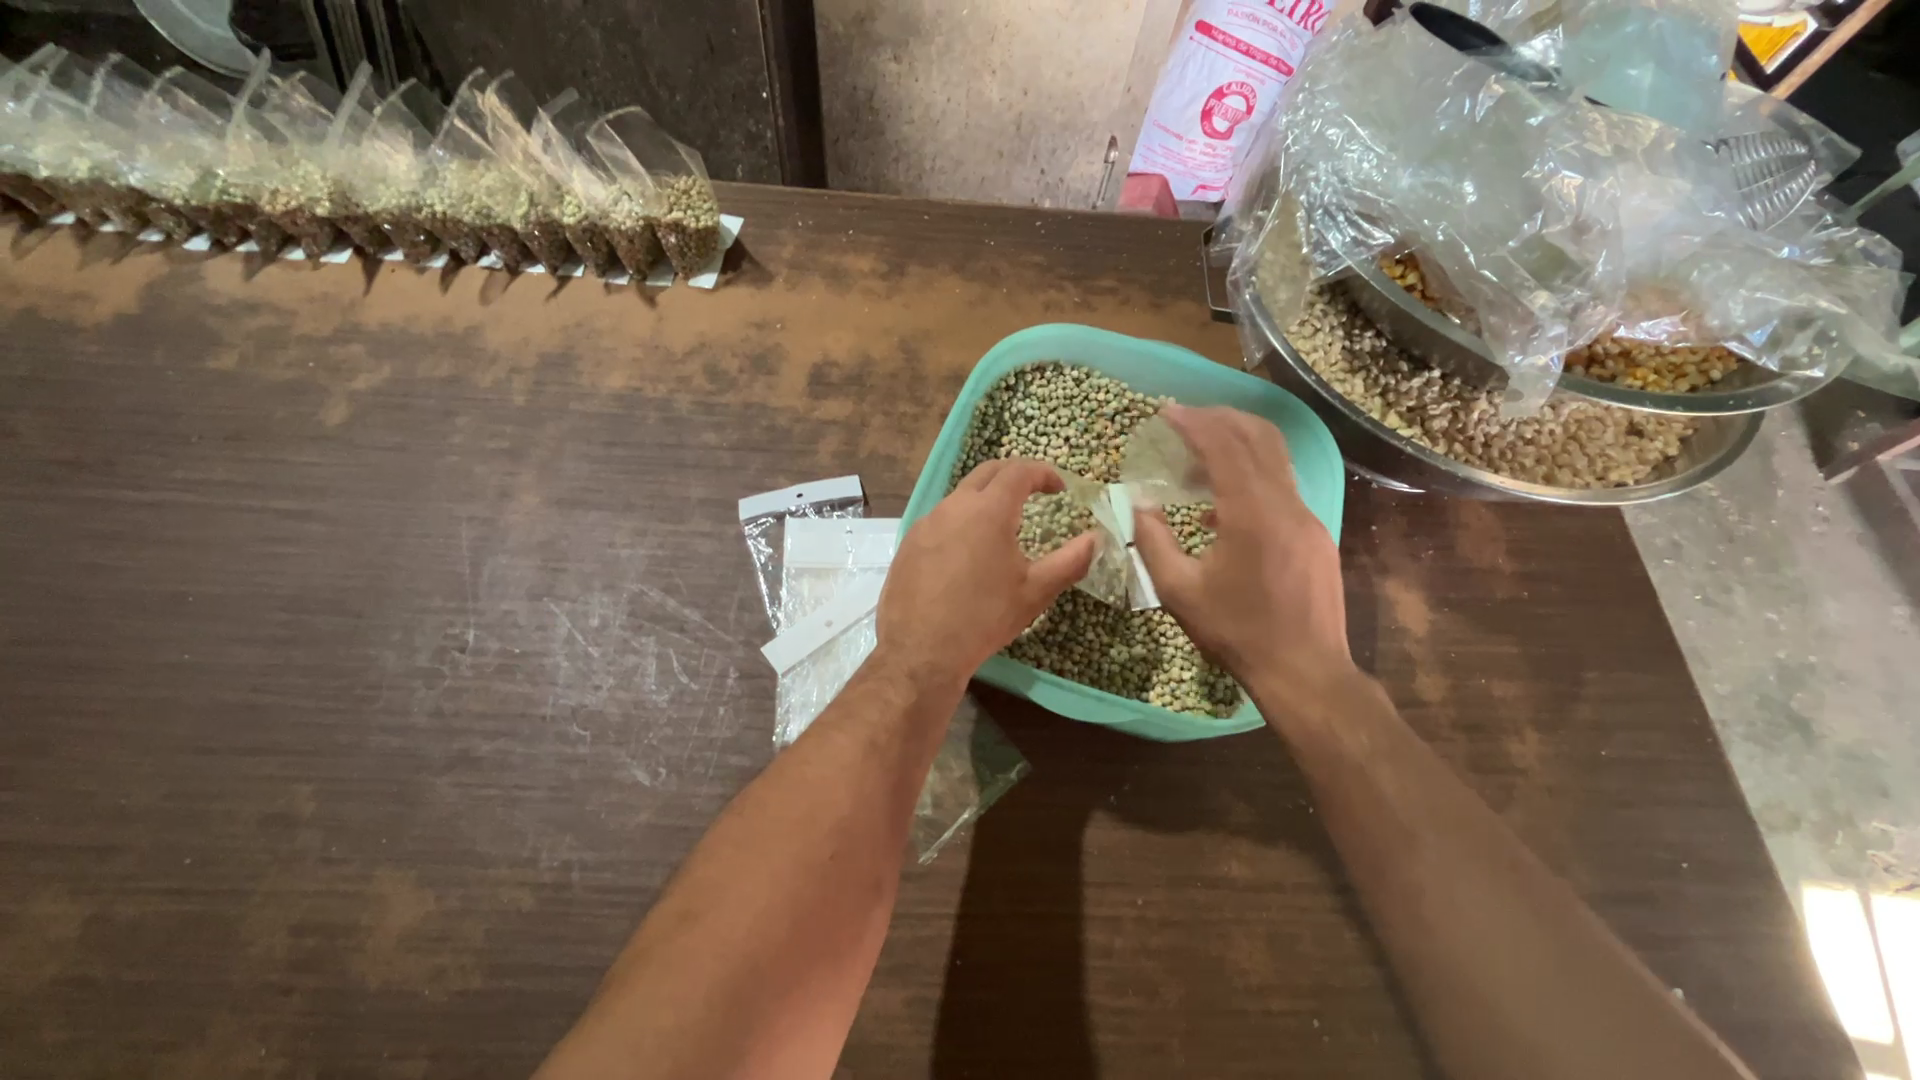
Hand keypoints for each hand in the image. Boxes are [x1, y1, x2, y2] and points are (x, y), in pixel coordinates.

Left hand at [877, 460, 1098, 688]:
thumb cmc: (984, 618)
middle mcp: (953, 506)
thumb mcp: (1035, 592)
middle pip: (986, 472)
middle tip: (1034, 493)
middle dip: (1014, 475)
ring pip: (960, 496)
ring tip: (1002, 527)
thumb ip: (1070, 561)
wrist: (921, 650)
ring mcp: (926, 523)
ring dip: (985, 500)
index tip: (1059, 488)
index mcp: (988, 510)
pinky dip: (961, 522)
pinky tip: (967, 554)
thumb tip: (1097, 540)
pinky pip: (940, 520)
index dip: (1043, 473)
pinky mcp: (908, 543)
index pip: (1019, 471)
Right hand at [1131, 405, 1351, 693]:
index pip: (1225, 447)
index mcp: (1253, 514)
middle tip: (1187, 418)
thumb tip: (1139, 506)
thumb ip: (1154, 541)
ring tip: (1202, 453)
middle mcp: (1287, 505)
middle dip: (1222, 419)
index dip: (1195, 423)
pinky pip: (1282, 489)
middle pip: (1260, 438)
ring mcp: (1308, 519)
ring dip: (1240, 445)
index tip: (1168, 412)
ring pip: (1277, 461)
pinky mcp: (1316, 536)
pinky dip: (1253, 477)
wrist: (1305, 671)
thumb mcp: (1179, 591)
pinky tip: (1222, 505)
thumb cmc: (1236, 632)